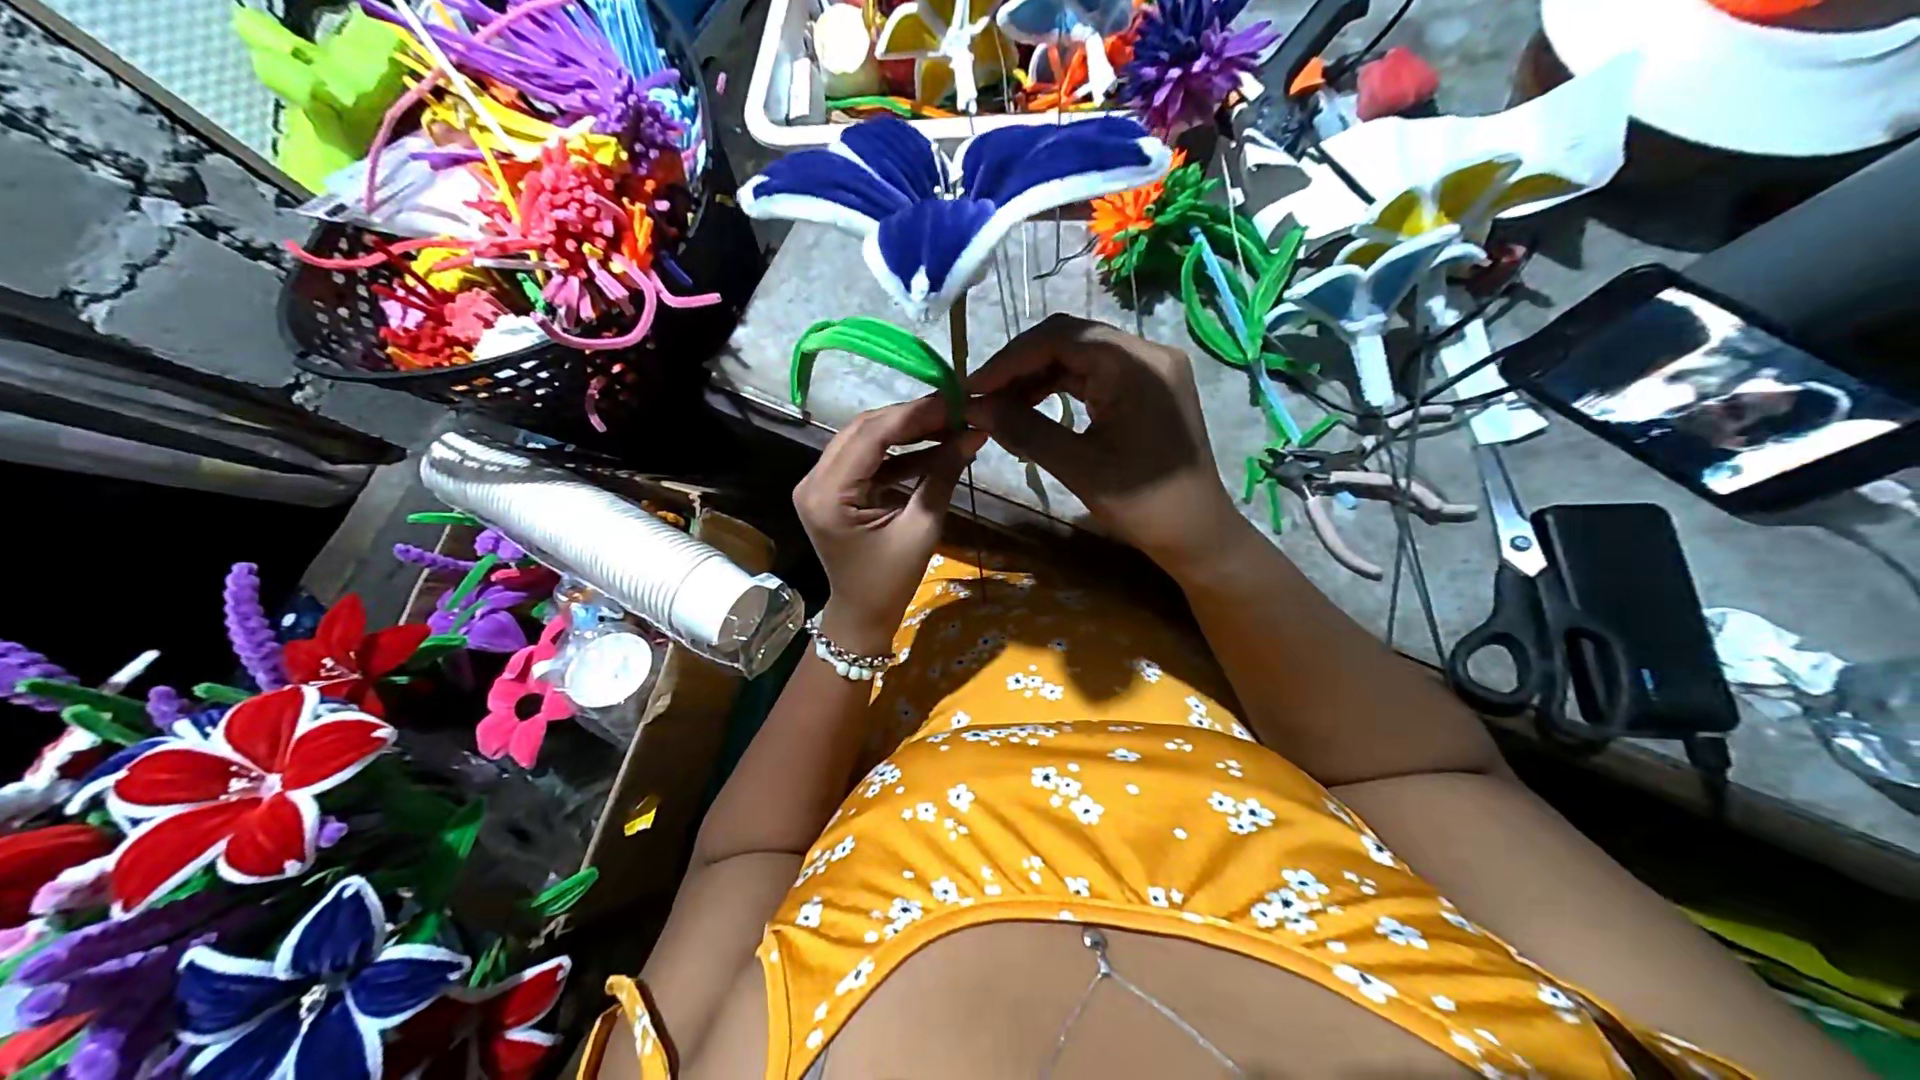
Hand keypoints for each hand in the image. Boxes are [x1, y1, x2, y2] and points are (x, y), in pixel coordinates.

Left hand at [794, 396, 985, 653]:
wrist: (863, 614)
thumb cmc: (890, 581)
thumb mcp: (921, 528)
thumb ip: (942, 475)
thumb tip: (973, 434)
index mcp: (828, 494)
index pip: (871, 435)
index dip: (914, 414)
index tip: (954, 402)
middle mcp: (814, 480)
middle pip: (864, 430)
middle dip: (912, 418)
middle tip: (956, 410)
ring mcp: (819, 483)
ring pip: (865, 439)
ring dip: (906, 431)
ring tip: (950, 424)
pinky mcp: (832, 488)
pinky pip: (866, 458)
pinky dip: (898, 452)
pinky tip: (933, 445)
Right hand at [965, 313, 1246, 577]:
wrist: (1196, 533)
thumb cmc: (1143, 505)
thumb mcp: (1078, 467)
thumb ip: (1024, 430)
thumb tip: (974, 407)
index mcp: (1136, 365)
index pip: (1062, 337)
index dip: (1011, 359)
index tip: (972, 387)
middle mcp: (1147, 353)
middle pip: (1070, 339)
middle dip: (1021, 365)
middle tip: (981, 396)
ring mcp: (1149, 369)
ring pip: (1079, 356)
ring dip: (1037, 376)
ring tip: (999, 405)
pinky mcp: (1145, 387)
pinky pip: (1094, 374)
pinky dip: (1059, 387)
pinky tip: (1031, 406)